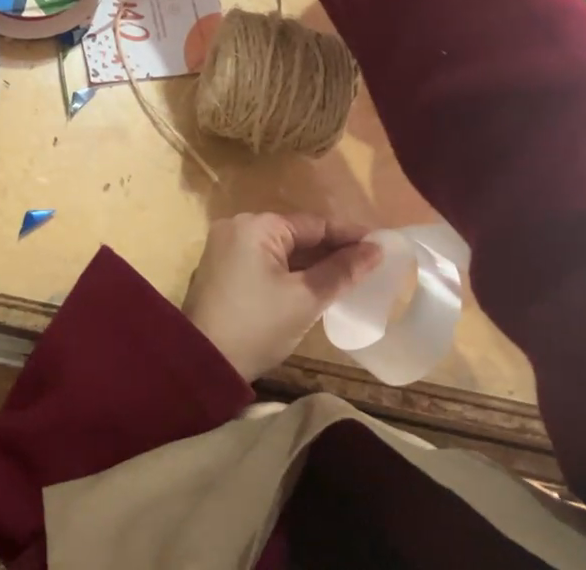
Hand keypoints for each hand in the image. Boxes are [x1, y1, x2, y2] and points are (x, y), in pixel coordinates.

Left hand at [182, 212, 382, 381]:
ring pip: (280, 250)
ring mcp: (225, 248)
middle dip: (331, 250)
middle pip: (295, 234)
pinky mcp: (222, 270)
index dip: (349, 236)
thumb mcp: (306, 298)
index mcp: (256, 226)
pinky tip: (315, 285)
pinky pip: (264, 262)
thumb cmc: (258, 325)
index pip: (313, 224)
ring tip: (350, 276)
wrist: (203, 361)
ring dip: (312, 263)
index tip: (382, 247)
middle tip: (370, 265)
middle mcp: (237, 228)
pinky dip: (290, 271)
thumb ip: (342, 271)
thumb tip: (376, 250)